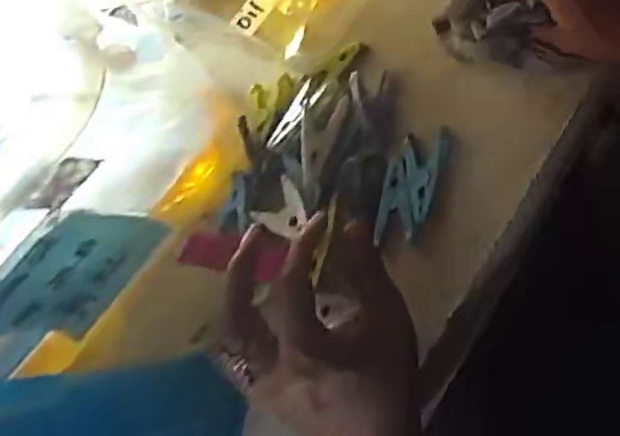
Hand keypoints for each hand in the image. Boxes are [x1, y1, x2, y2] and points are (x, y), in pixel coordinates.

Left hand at [218, 214, 418, 435]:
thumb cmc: (389, 378)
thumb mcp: (389, 318)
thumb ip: (368, 271)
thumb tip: (350, 225)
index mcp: (305, 351)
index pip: (289, 288)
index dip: (301, 247)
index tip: (319, 220)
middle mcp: (274, 372)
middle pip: (236, 319)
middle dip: (240, 270)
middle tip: (254, 233)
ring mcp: (265, 391)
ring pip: (230, 343)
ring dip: (234, 299)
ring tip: (247, 265)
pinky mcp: (268, 400)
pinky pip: (239, 360)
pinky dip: (243, 326)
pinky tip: (256, 307)